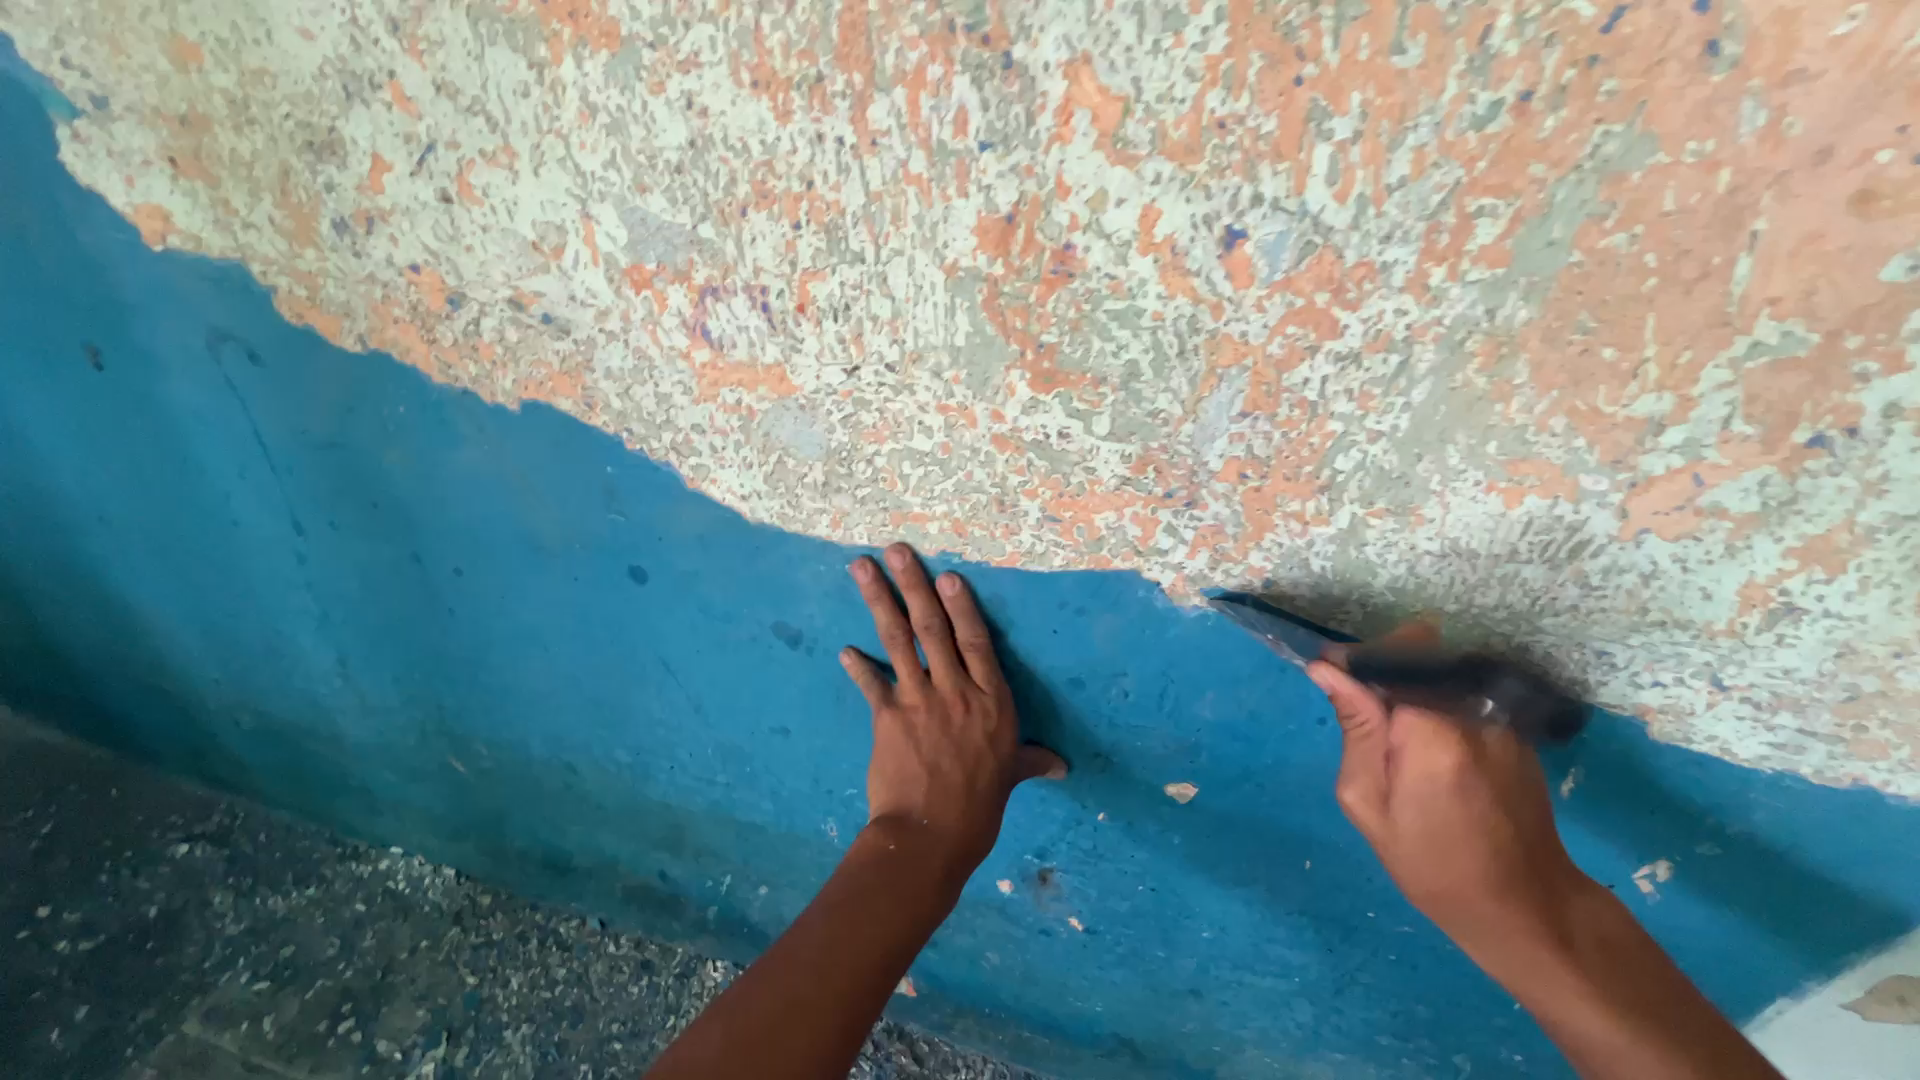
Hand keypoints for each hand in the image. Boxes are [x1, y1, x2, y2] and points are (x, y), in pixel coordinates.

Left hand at [841, 543, 1066, 880]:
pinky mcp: (887, 718)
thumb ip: (1031, 762)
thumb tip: (1061, 767)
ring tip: (860, 568)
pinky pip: (871, 684)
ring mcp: (919, 702)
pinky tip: (844, 650)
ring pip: (899, 641)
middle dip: (913, 584)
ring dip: (878, 601)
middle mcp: (956, 692)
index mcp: (991, 702)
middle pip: (933, 628)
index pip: (977, 642)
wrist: (932, 837)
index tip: (948, 575)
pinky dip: (857, 666)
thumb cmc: (979, 808)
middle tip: (895, 549)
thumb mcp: (1011, 777)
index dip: (962, 606)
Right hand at [1306, 623, 1587, 955]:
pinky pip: (1463, 692)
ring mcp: (1502, 716)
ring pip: (1441, 669)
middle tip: (1361, 711)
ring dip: (1410, 684)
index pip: (1386, 657)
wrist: (1524, 903)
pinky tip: (1431, 748)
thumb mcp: (1368, 802)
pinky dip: (1437, 702)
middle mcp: (1472, 709)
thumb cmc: (1431, 862)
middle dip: (1381, 667)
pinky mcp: (1516, 727)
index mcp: (1430, 729)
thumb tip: (1327, 670)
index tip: (1329, 676)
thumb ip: (1355, 728)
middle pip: (1418, 651)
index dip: (1353, 661)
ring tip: (1397, 735)